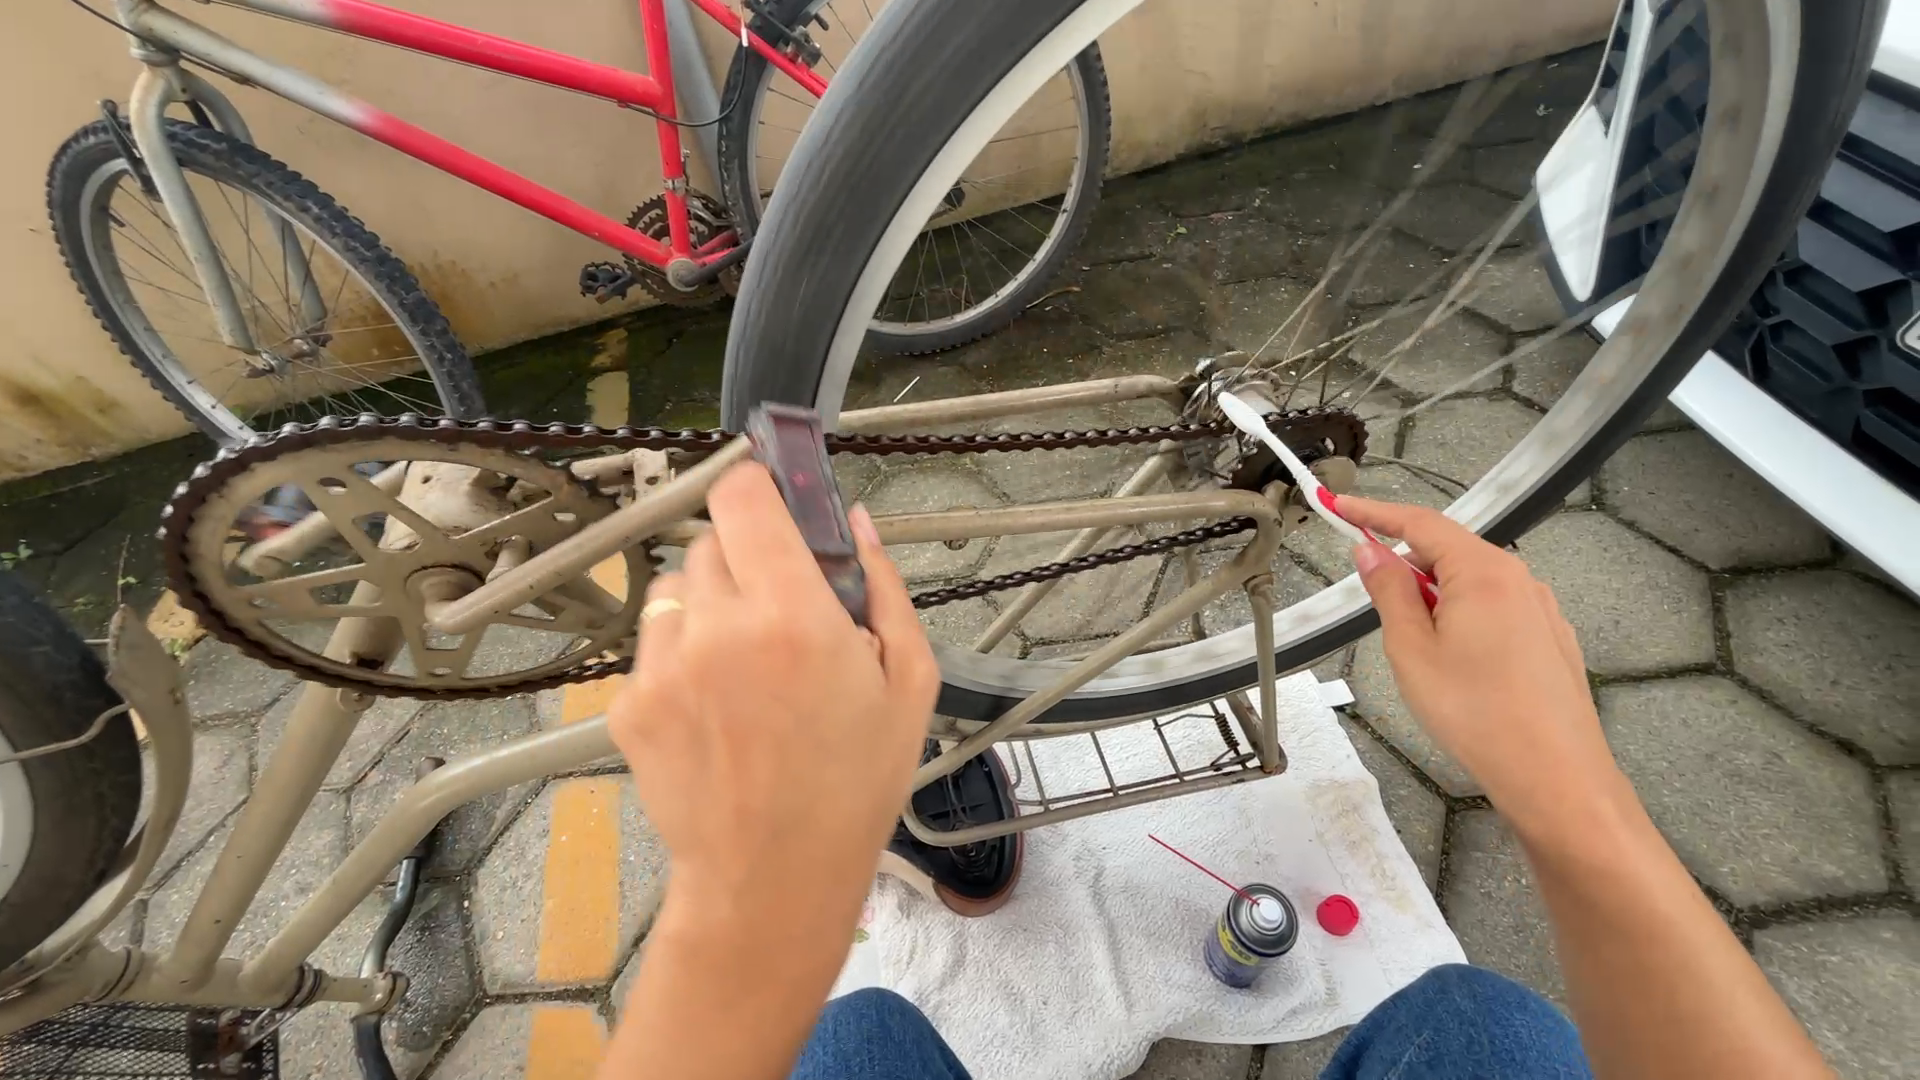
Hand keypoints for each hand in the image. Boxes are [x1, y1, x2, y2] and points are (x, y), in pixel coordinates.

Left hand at [608, 462, 939, 922]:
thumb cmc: (858, 780)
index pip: (744, 498)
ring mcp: (661, 667)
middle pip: (712, 541)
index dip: (760, 487)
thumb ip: (884, 586)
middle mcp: (716, 628)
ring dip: (710, 607)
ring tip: (744, 666)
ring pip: (677, 590)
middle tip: (780, 614)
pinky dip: (682, 654)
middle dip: (748, 562)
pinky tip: (716, 706)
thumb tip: (856, 520)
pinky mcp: (629, 703)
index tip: (776, 504)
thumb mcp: (909, 680)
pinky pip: (653, 643)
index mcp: (791, 615)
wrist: (774, 876)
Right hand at [1337, 496, 1621, 829]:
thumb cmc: (1473, 710)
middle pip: (1449, 551)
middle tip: (1369, 593)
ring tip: (1412, 640)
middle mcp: (1520, 579)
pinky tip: (1452, 655)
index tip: (1338, 504)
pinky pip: (1494, 606)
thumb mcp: (1411, 648)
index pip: (1420, 523)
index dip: (1374, 512)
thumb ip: (1389, 591)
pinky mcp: (1550, 638)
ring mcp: (1541, 609)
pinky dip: (1459, 612)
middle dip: (1404, 563)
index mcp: (1484, 572)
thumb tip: (1370, 551)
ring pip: (1471, 581)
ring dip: (1432, 593)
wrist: (1555, 775)